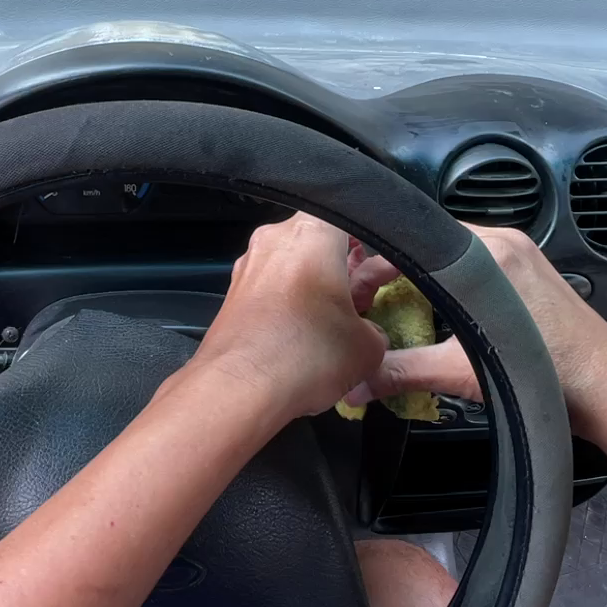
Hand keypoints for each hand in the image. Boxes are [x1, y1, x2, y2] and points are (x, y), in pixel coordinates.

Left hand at [186, 213, 388, 422]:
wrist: (239, 389)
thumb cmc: (305, 353)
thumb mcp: (367, 347)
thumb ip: (374, 330)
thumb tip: (368, 335)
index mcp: (313, 232)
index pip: (347, 217)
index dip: (366, 241)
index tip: (375, 264)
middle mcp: (275, 238)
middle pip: (316, 240)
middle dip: (339, 266)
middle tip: (358, 298)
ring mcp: (249, 265)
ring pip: (290, 263)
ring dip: (312, 285)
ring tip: (330, 321)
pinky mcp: (232, 294)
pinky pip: (269, 287)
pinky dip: (286, 303)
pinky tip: (299, 335)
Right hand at [346, 225, 606, 447]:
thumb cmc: (554, 376)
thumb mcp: (461, 373)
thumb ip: (401, 372)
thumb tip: (357, 384)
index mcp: (486, 253)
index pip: (409, 242)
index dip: (371, 268)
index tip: (353, 296)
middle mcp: (504, 243)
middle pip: (427, 244)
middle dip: (391, 270)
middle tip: (365, 300)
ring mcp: (522, 256)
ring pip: (450, 255)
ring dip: (419, 277)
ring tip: (394, 306)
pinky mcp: (532, 274)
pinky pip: (474, 266)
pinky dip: (447, 284)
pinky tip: (439, 311)